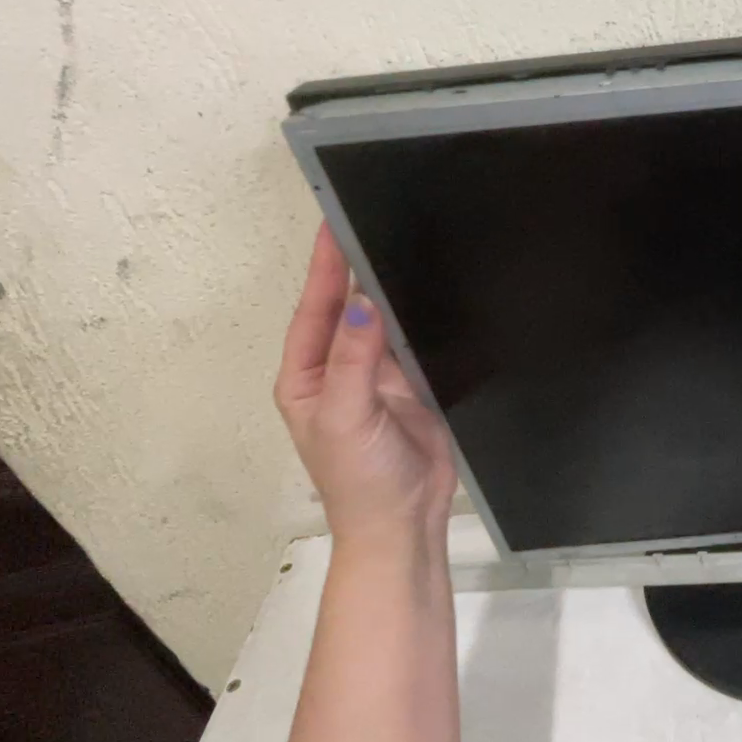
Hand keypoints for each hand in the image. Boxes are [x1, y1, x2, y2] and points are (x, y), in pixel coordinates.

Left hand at [275, 226, 459, 545]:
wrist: (405, 521)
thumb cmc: (360, 478)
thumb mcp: (348, 417)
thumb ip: (354, 359)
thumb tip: (361, 301)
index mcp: (308, 375)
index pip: (314, 309)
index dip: (324, 266)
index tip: (337, 223)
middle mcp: (340, 368)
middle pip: (347, 308)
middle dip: (356, 268)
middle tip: (373, 220)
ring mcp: (379, 375)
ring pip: (384, 321)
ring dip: (392, 288)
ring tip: (405, 244)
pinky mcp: (413, 383)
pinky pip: (415, 339)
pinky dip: (422, 315)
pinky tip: (433, 290)